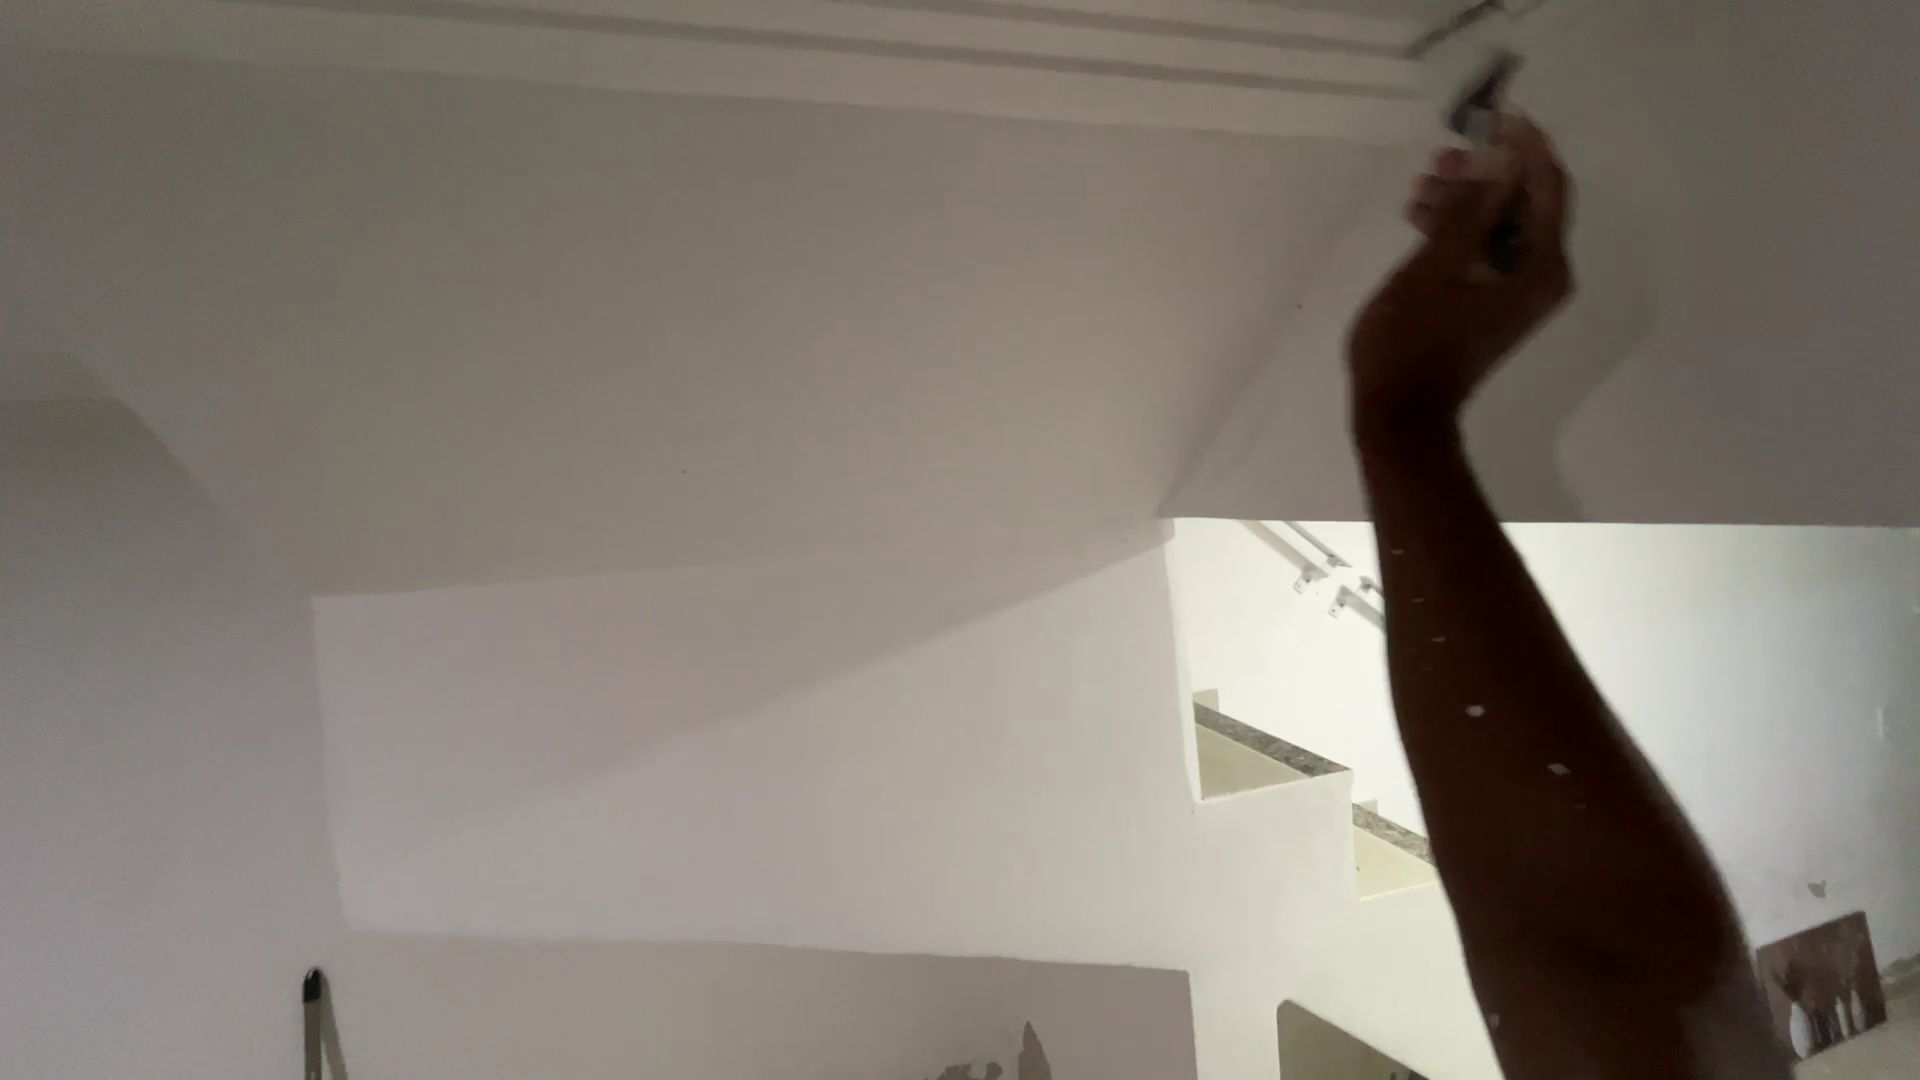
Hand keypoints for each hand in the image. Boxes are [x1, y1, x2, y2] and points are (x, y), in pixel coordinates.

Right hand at [1348, 116, 1574, 443]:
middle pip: (1523, 208)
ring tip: (1420, 190)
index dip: (1523, 148)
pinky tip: (1424, 225)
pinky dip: (1457, 238)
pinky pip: (1482, 258)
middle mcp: (1540, 278)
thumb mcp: (1432, 271)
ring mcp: (1513, 298)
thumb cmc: (1409, 344)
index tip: (1492, 121)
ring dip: (1464, 206)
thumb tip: (1497, 165)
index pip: (1546, 186)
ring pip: (1497, 233)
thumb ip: (1467, 215)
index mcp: (1540, 267)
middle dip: (1483, 177)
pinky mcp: (1486, 311)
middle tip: (1440, 159)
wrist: (1398, 414)